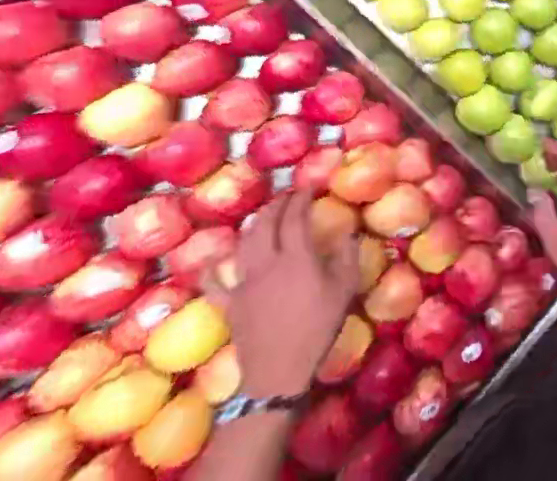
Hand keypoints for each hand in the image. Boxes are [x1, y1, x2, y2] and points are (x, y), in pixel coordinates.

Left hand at [207, 190, 358, 397]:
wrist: (279, 371)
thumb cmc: (317, 327)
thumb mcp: (344, 289)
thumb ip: (346, 256)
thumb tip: (346, 232)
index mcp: (296, 256)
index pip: (295, 217)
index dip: (301, 198)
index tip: (308, 187)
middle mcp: (266, 262)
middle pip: (267, 224)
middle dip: (276, 204)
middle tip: (287, 195)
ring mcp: (243, 283)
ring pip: (243, 244)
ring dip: (253, 224)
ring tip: (262, 215)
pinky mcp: (229, 304)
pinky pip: (214, 283)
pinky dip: (211, 269)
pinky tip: (210, 261)